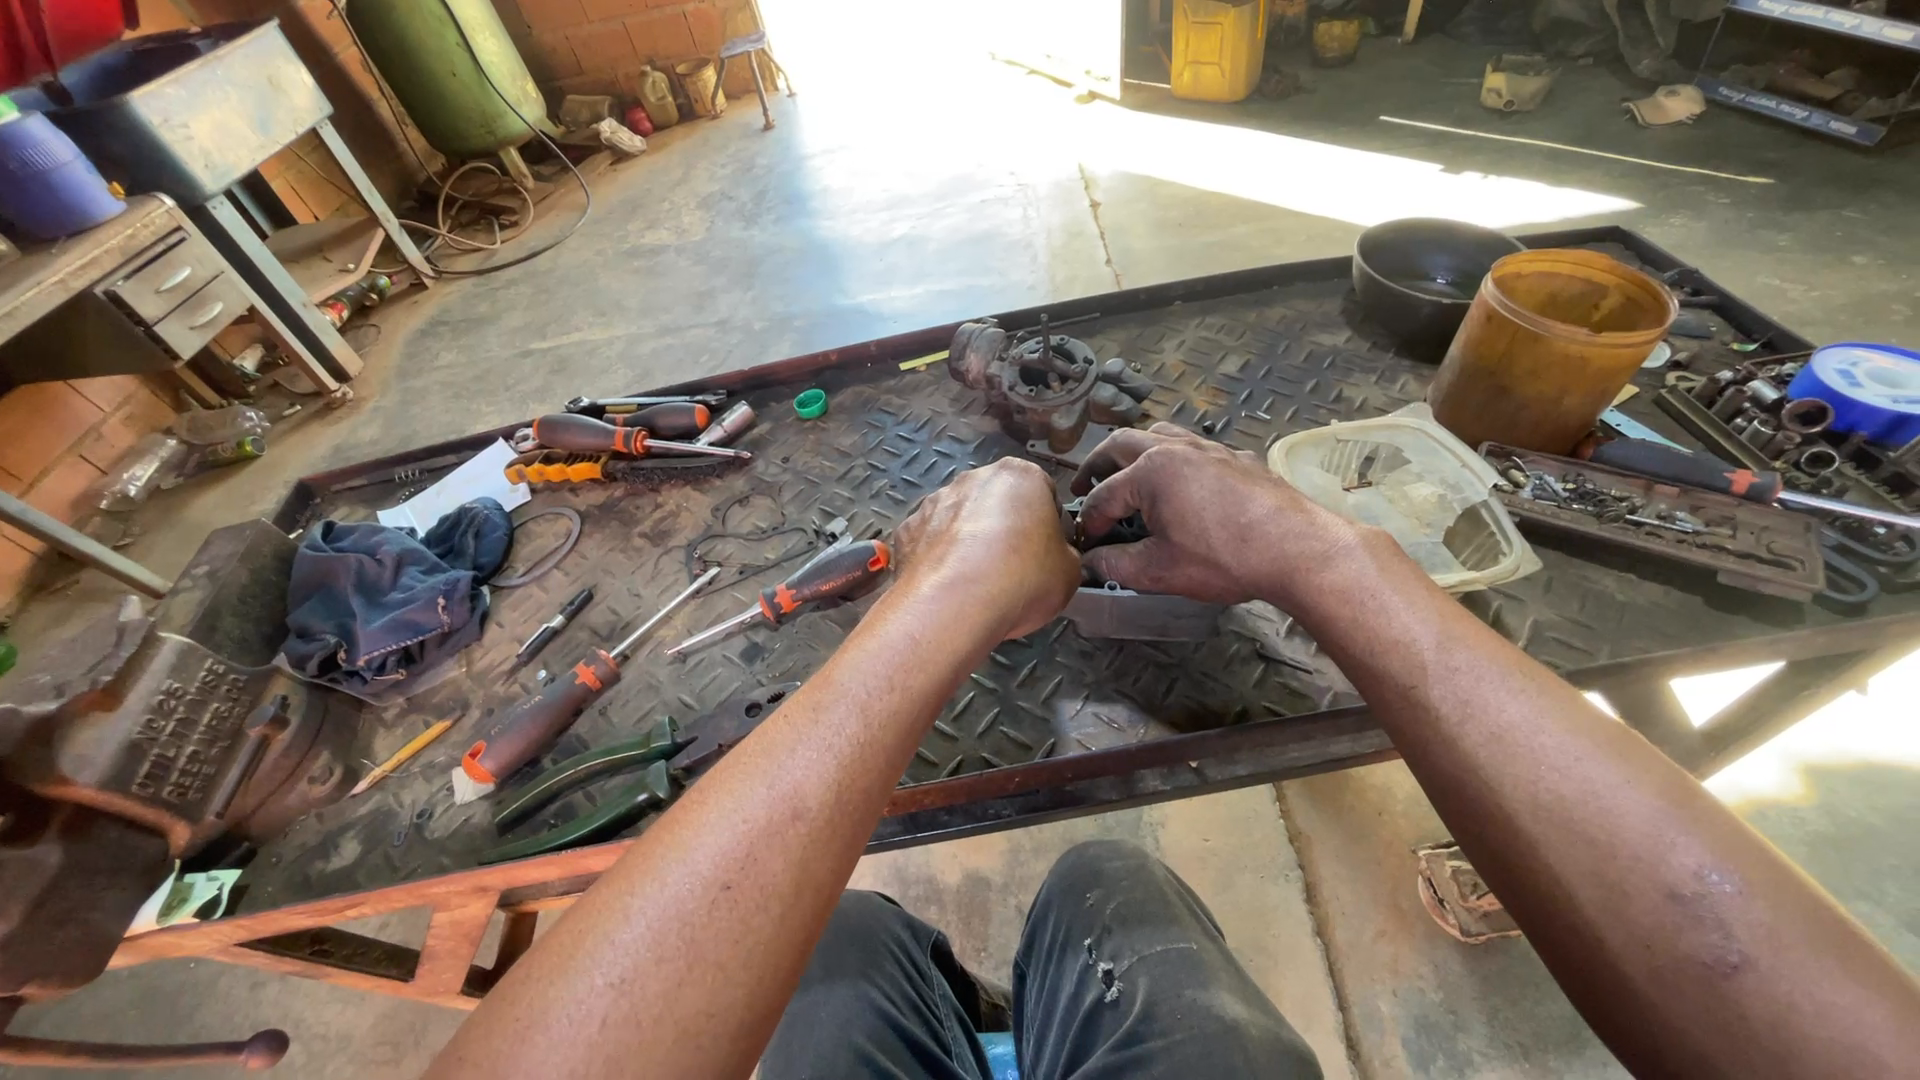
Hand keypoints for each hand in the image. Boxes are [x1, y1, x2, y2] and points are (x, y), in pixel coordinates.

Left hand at [894, 457, 1081, 640]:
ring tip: (979, 584)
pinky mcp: (907, 530)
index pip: (1044, 493)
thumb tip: (1056, 558)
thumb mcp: (1070, 571)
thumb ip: (1065, 554)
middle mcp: (974, 479)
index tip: (1048, 554)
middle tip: (1015, 570)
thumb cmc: (1021, 579)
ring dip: (970, 543)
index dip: (1049, 526)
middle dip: (1005, 530)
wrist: (953, 606)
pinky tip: (950, 587)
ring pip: (961, 520)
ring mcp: (934, 502)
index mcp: (1021, 476)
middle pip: (998, 502)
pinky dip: (940, 560)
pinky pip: (931, 542)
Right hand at [1071, 424, 1363, 606]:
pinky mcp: (1237, 457)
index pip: (1103, 496)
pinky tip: (1180, 481)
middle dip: (1096, 466)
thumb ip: (1116, 564)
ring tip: (1124, 471)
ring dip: (1133, 451)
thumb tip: (1090, 563)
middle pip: (1120, 445)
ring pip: (1158, 434)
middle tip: (1082, 487)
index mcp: (1150, 471)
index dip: (1088, 523)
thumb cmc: (1225, 559)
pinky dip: (1173, 457)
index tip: (1084, 544)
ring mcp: (1209, 448)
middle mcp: (1175, 449)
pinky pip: (1194, 446)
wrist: (1298, 550)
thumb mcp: (1160, 570)